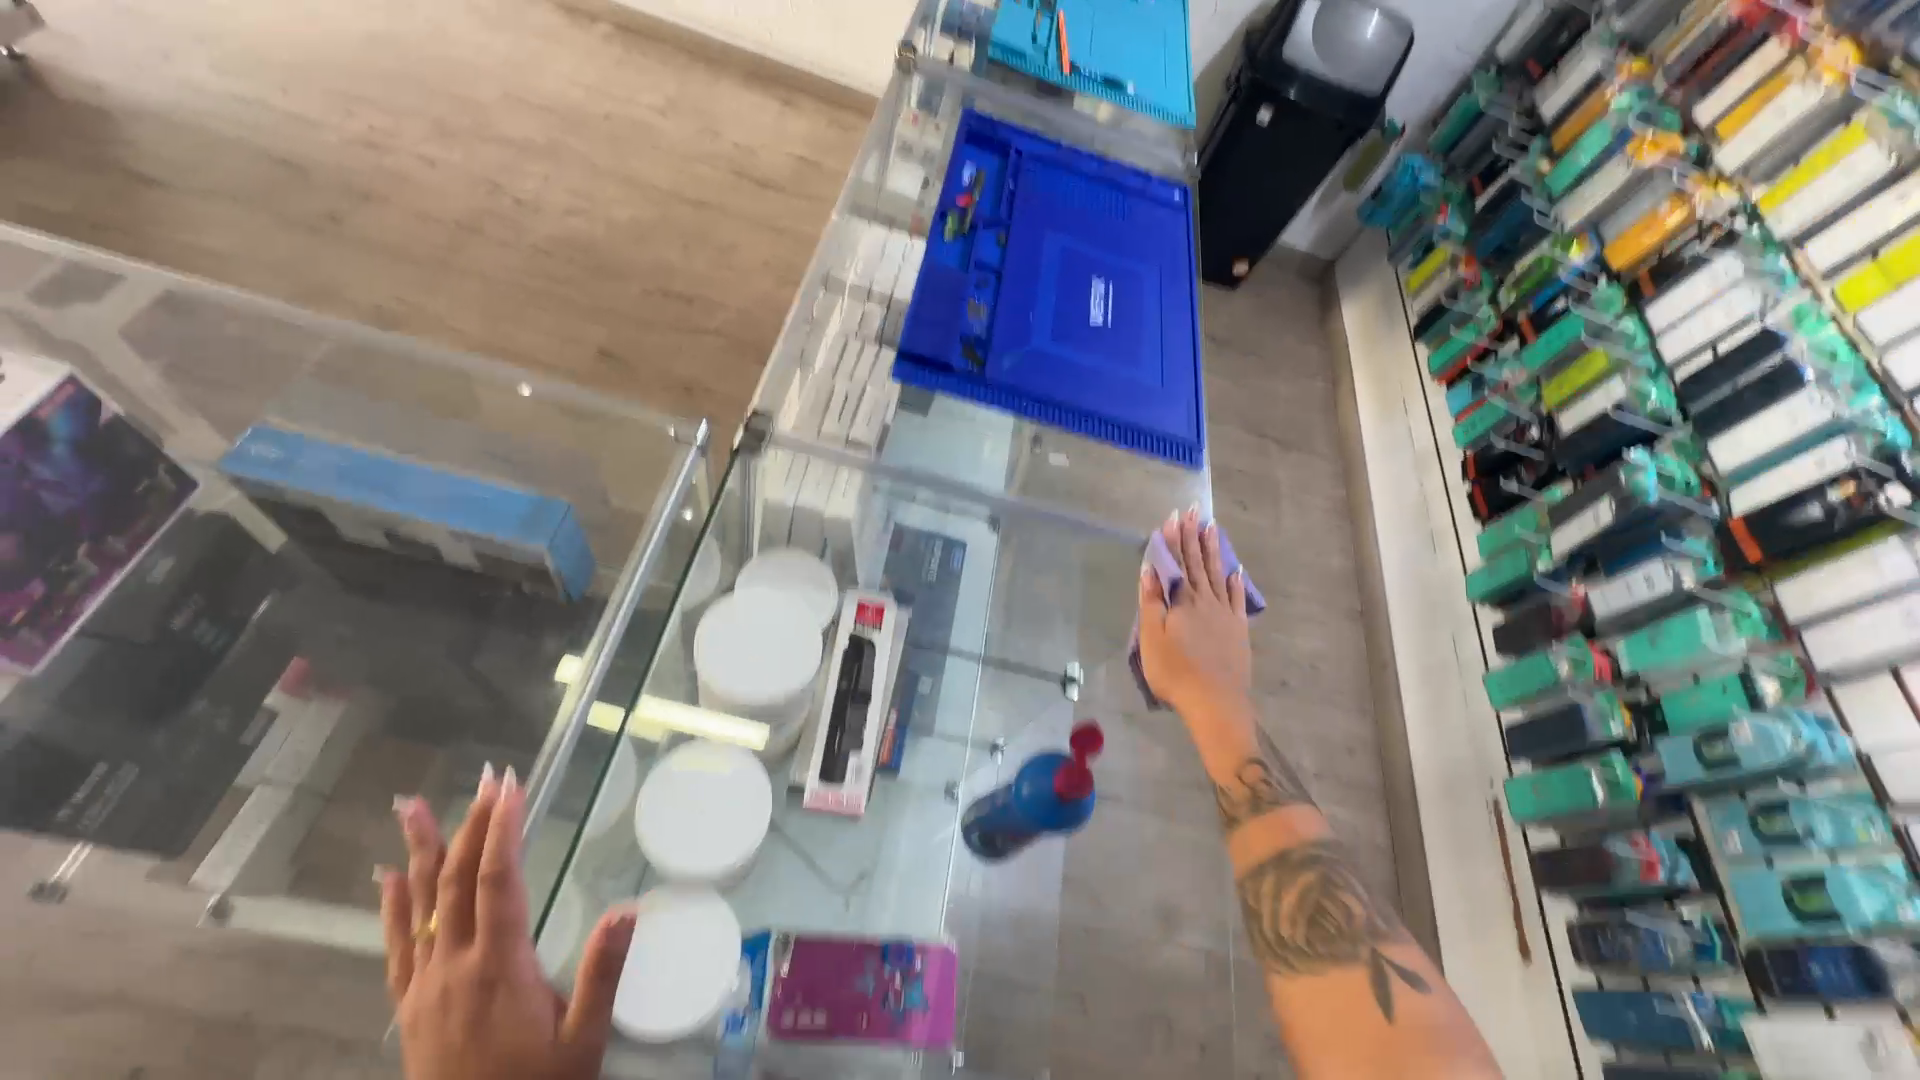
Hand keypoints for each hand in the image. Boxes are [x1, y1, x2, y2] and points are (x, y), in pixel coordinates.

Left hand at [380, 767, 634, 1079]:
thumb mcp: (582, 1039)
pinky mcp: (408, 1005)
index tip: (510, 787)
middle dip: (471, 823)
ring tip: (411, 804)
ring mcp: (423, 985)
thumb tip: (628, 908)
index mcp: (500, 966)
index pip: (499, 880)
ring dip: (419, 849)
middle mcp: (454, 965)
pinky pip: (396, 944)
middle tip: (486, 778)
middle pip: (457, 880)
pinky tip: (388, 875)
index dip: (502, 829)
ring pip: (419, 903)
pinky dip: (393, 904)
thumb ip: (602, 972)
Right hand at [1137, 508, 1253, 723]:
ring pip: (1218, 574)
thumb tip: (1150, 569)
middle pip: (1198, 563)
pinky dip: (1235, 582)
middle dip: (1194, 536)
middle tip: (1195, 510)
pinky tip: (1236, 570)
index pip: (1177, 562)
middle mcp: (1206, 600)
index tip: (1174, 515)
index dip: (1174, 539)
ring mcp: (1225, 614)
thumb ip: (1152, 602)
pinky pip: (1237, 598)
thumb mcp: (1152, 638)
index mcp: (1183, 601)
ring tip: (1212, 528)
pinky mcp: (1238, 629)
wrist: (1216, 702)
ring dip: (1213, 551)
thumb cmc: (1175, 672)